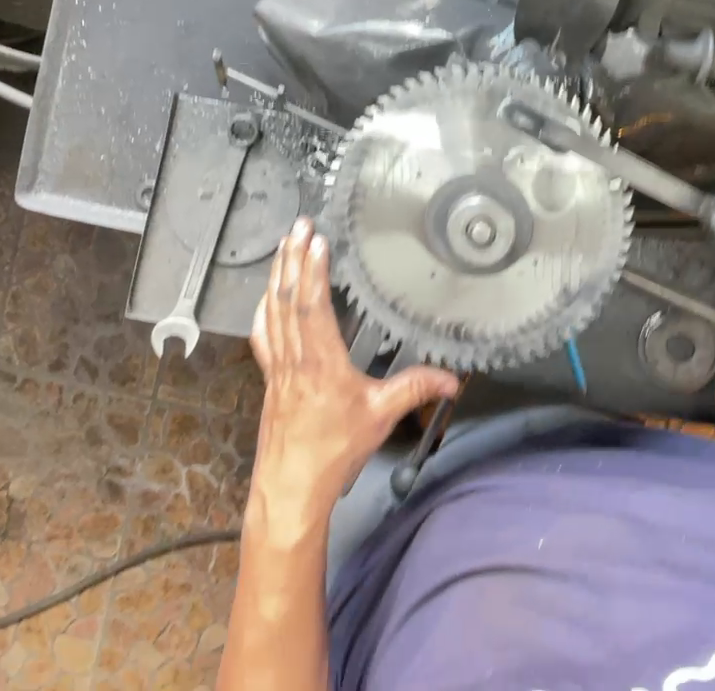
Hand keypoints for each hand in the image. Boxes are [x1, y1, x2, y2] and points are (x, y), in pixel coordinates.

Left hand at [245, 218, 458, 542]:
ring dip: (277, 275)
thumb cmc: (333, 452)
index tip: (316, 241)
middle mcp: (295, 359)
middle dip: (292, 258)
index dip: (313, 270)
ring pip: (272, 312)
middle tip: (297, 226)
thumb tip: (452, 378)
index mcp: (321, 363)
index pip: (312, 306)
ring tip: (283, 246)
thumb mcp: (380, 417)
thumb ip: (415, 390)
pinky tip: (265, 296)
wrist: (291, 487)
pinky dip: (263, 309)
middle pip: (288, 299)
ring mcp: (278, 368)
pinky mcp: (270, 379)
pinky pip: (262, 336)